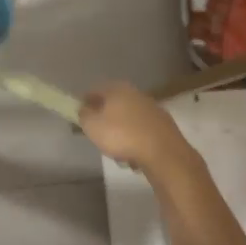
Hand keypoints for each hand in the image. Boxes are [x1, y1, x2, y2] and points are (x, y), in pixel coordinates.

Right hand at [79, 83, 193, 174]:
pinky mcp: (164, 125)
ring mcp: (153, 109)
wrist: (163, 152)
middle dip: (105, 119)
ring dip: (121, 132)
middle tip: (98, 134)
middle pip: (114, 105)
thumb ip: (84, 114)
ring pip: (129, 119)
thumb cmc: (121, 135)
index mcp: (117, 89)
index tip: (80, 117)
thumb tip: (85, 109)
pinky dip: (136, 140)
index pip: (94, 91)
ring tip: (117, 151)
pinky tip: (134, 155)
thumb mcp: (92, 126)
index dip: (85, 103)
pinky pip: (142, 132)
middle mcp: (136, 93)